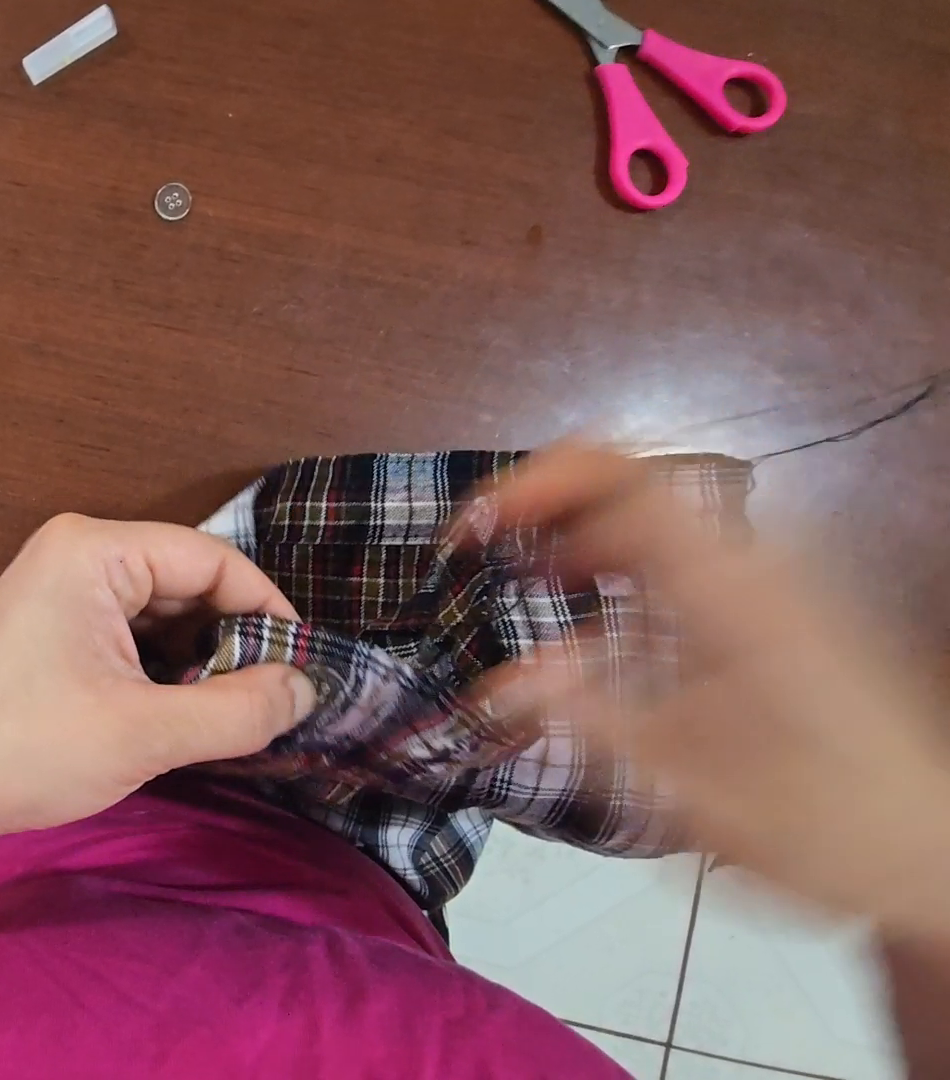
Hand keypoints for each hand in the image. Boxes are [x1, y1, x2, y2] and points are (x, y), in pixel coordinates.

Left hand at [0, 514, 319, 850]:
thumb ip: (240, 709)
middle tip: (266, 699)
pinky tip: (174, 703)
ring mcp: (52, 582)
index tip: (302, 669)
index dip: (266, 609)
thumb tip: (306, 687)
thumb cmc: (29, 750)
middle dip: (228, 636)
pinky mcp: (45, 618)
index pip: (210, 559)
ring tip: (222, 708)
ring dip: (194, 653)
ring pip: (155, 606)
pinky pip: (122, 624)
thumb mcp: (148, 733)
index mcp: (93, 549)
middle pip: (182, 578)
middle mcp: (72, 549)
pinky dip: (157, 660)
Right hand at [480, 443, 949, 938]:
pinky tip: (569, 588)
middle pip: (627, 478)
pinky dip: (598, 546)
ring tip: (508, 566)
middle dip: (538, 500)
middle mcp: (753, 566)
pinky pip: (663, 539)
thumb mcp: (690, 786)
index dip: (537, 487)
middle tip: (477, 545)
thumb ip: (590, 718)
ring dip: (563, 522)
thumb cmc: (819, 824)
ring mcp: (762, 576)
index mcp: (737, 596)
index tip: (475, 530)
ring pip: (643, 503)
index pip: (627, 486)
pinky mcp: (760, 595)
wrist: (939, 851)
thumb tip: (498, 680)